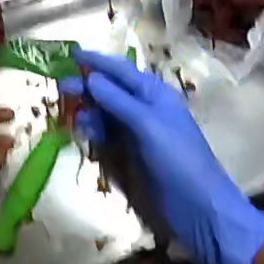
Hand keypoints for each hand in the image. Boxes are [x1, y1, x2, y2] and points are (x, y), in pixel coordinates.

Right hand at [60, 50, 263, 263]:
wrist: (200, 211)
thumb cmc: (179, 160)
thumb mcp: (148, 125)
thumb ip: (117, 99)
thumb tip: (90, 76)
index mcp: (154, 93)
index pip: (119, 69)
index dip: (95, 61)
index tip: (70, 52)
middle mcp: (144, 107)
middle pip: (108, 88)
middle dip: (86, 87)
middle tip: (62, 88)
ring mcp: (137, 130)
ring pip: (104, 110)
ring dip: (88, 110)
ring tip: (77, 118)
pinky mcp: (130, 152)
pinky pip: (106, 132)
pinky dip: (94, 130)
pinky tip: (88, 135)